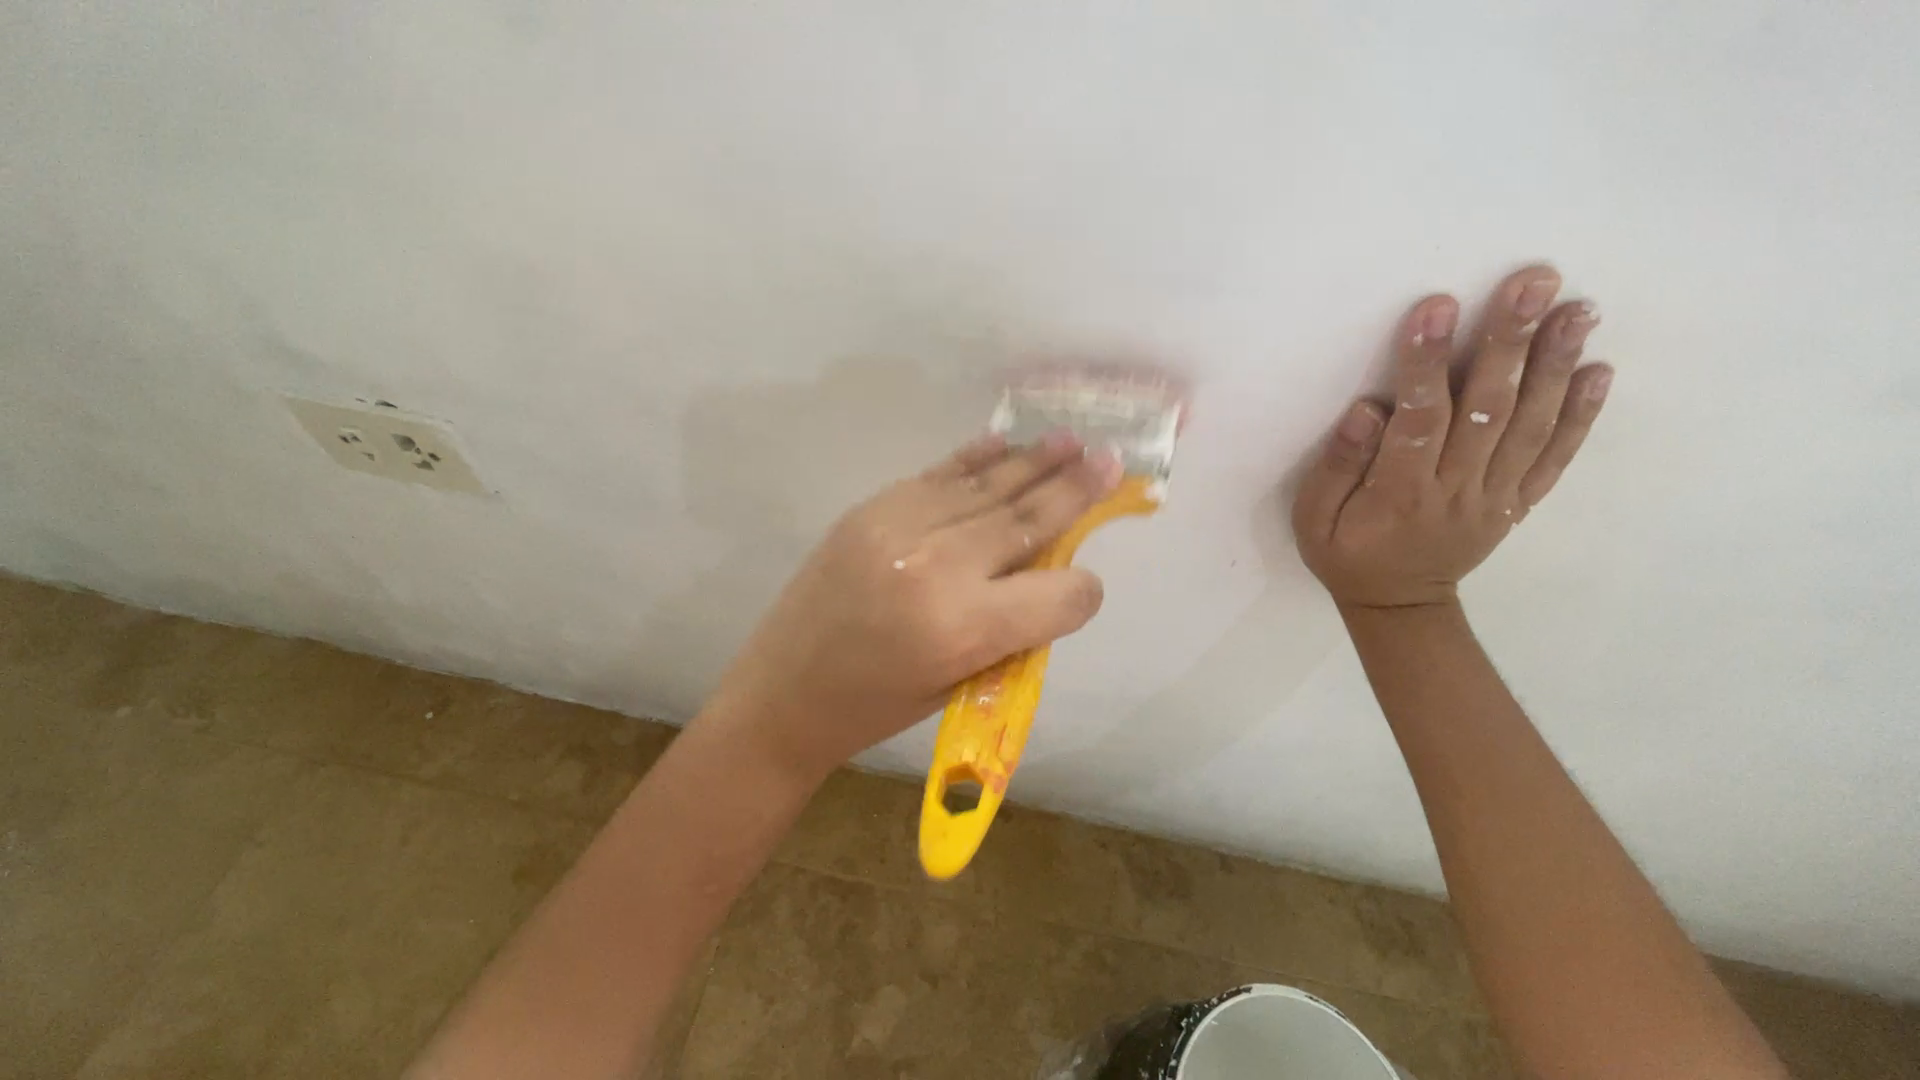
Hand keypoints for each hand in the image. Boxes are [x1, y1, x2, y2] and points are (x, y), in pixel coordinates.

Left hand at [704, 430, 1121, 779]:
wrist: (783, 693)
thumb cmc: (876, 707)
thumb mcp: (959, 685)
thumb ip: (1010, 630)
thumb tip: (1052, 576)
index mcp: (962, 628)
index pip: (1058, 594)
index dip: (1081, 591)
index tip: (1086, 583)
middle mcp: (936, 567)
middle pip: (1026, 521)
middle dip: (1076, 492)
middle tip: (1112, 461)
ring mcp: (899, 529)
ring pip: (986, 489)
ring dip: (1034, 464)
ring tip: (1073, 443)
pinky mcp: (870, 510)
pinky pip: (937, 476)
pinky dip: (975, 460)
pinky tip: (1005, 445)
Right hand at [1293, 265, 1611, 610]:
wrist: (1400, 606)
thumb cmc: (1346, 556)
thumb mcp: (1313, 521)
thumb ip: (1337, 467)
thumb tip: (1366, 410)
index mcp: (1400, 493)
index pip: (1419, 419)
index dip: (1428, 363)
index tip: (1439, 307)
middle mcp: (1457, 490)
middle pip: (1486, 411)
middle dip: (1511, 342)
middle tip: (1534, 283)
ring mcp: (1495, 496)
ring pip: (1529, 426)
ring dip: (1555, 365)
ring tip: (1579, 308)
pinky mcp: (1517, 502)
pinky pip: (1554, 458)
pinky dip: (1581, 415)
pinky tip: (1598, 369)